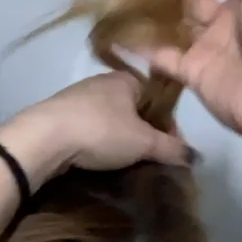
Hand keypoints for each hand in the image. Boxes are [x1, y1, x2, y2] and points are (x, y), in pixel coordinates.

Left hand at [0, 72, 193, 184]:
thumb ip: (171, 147)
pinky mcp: (60, 114)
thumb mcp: (143, 142)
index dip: (167, 124)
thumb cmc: (101, 130)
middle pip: (132, 109)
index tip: (170, 149)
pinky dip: (97, 142)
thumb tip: (196, 156)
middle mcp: (101, 81)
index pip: (155, 98)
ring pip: (110, 119)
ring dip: (119, 139)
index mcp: (125, 78)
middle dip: (143, 133)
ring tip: (124, 163)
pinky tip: (97, 159)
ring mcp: (77, 97)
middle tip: (148, 159)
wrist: (45, 136)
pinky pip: (88, 128)